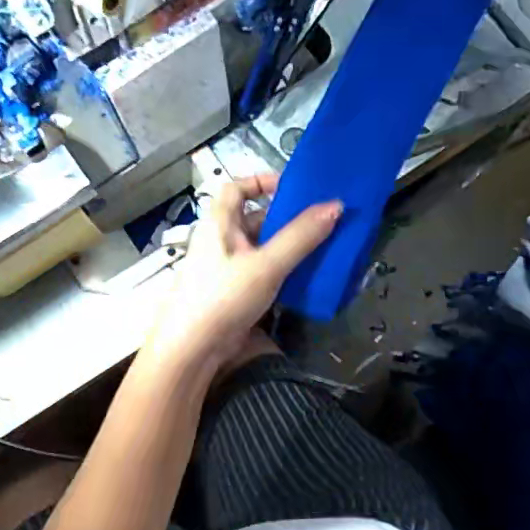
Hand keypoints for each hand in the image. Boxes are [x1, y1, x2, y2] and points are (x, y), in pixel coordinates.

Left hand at [143, 174, 340, 376]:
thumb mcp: (267, 264)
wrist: (193, 349)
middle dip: (285, 219)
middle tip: (320, 222)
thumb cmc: (223, 297)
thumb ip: (301, 236)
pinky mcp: (233, 294)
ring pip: (260, 248)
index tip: (293, 188)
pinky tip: (305, 278)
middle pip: (254, 219)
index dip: (262, 181)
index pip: (236, 187)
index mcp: (218, 224)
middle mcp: (220, 241)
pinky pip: (261, 273)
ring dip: (287, 247)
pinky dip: (282, 271)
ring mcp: (226, 269)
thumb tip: (336, 205)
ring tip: (322, 248)